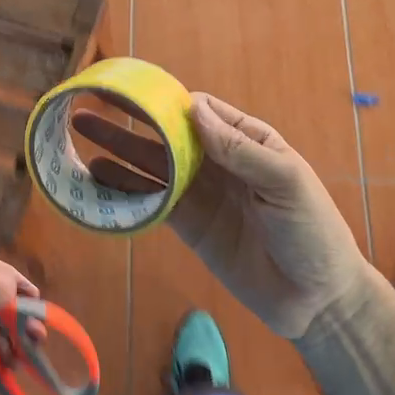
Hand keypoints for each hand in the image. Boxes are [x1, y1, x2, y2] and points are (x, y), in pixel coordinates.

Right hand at [74, 92, 366, 338]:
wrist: (317, 301)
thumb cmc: (312, 232)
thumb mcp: (285, 183)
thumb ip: (239, 148)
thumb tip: (193, 108)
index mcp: (246, 141)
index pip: (198, 111)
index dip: (163, 102)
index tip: (129, 94)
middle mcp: (217, 163)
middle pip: (164, 136)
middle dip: (127, 122)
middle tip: (87, 109)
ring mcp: (200, 195)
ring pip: (150, 167)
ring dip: (116, 152)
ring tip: (78, 138)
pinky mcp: (188, 227)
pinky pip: (150, 203)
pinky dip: (123, 191)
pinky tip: (96, 181)